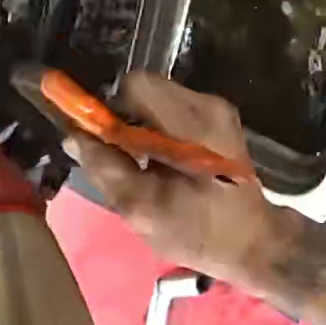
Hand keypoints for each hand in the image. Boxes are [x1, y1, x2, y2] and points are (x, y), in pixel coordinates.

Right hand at [61, 73, 284, 282]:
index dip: (111, 107)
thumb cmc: (198, 230)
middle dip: (125, 115)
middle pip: (147, 87)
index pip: (137, 86)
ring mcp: (217, 107)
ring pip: (159, 96)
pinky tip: (164, 158)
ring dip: (142, 121)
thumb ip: (106, 167)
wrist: (252, 239)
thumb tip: (74, 135)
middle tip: (121, 154)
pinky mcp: (220, 115)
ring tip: (143, 160)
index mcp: (192, 125)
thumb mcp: (142, 209)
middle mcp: (208, 104)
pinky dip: (160, 125)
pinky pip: (175, 106)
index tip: (102, 138)